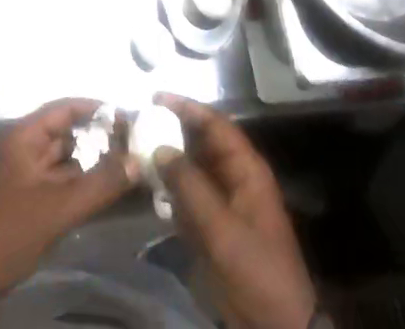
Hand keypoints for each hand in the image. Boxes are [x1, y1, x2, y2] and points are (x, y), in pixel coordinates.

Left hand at [0, 98, 132, 328]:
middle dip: (98, 137)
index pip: (63, 108)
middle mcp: (19, 146)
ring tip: (128, 166)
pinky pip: (54, 179)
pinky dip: (77, 181)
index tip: (130, 118)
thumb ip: (100, 183)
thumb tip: (137, 159)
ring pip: (60, 158)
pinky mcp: (21, 196)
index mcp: (22, 136)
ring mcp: (19, 171)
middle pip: (63, 131)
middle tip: (137, 146)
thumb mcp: (60, 208)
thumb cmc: (10, 232)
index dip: (96, 109)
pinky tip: (102, 190)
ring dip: (90, 160)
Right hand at [153, 93, 316, 328]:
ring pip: (188, 166)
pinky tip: (142, 180)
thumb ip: (188, 184)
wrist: (272, 323)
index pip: (216, 125)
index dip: (188, 108)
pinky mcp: (208, 222)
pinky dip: (164, 184)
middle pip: (199, 142)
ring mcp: (220, 200)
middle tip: (135, 122)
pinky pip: (183, 192)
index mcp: (246, 171)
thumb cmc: (255, 267)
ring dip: (163, 156)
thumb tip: (158, 147)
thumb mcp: (221, 226)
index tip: (154, 97)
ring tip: (131, 146)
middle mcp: (232, 178)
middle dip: (169, 130)